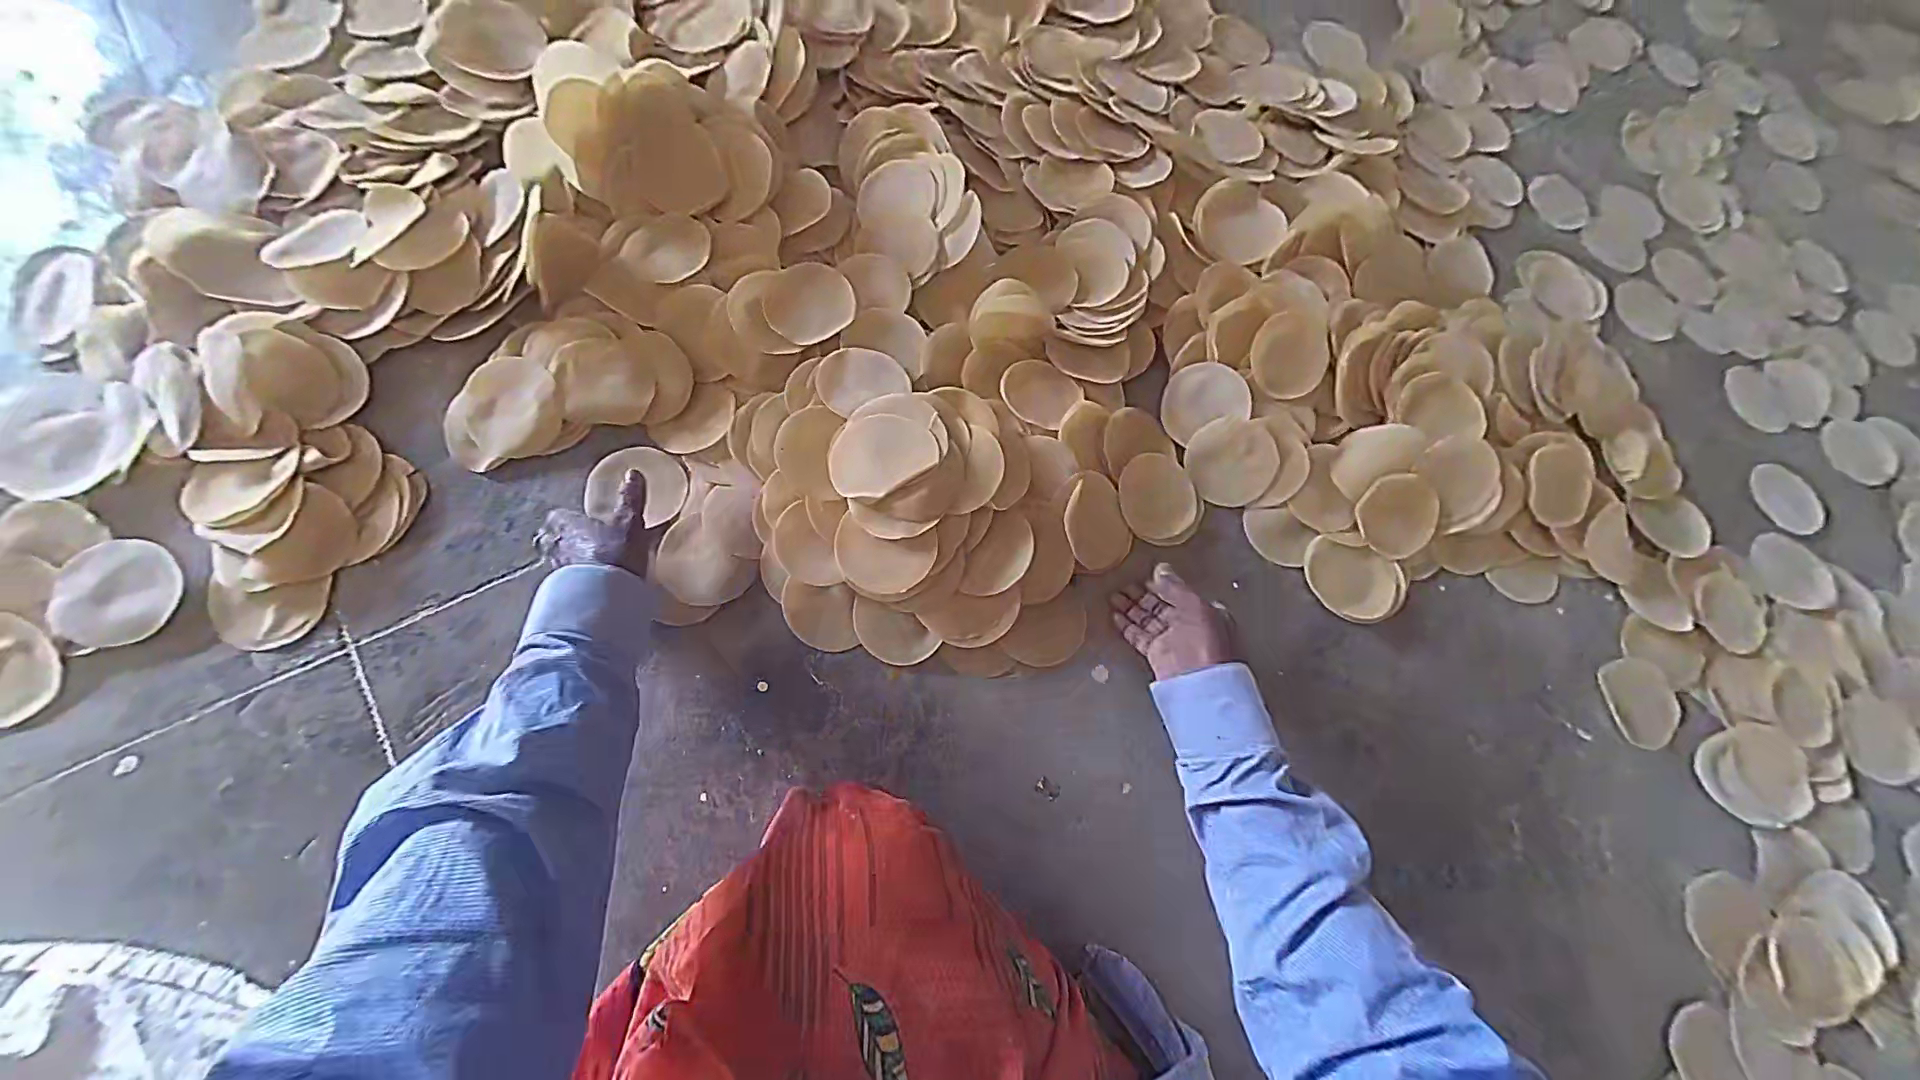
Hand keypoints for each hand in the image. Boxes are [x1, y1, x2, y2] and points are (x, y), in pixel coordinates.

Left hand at [536, 470, 660, 578]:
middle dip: (566, 540)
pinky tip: (593, 584)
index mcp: (565, 523)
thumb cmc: (614, 551)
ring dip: (571, 561)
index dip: (569, 518)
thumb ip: (629, 499)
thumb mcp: (628, 521)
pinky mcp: (563, 590)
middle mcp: (554, 544)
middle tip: (585, 544)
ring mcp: (556, 569)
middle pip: (553, 538)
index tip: (581, 521)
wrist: (605, 593)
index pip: (558, 516)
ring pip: (559, 559)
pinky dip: (578, 580)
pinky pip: (568, 580)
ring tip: (591, 566)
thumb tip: (632, 473)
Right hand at [1110, 563, 1235, 680]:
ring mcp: (1171, 640)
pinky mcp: (1156, 654)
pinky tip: (1115, 615)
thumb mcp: (1195, 605)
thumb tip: (1160, 568)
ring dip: (1130, 608)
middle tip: (1122, 584)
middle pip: (1160, 606)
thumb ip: (1176, 587)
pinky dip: (1127, 626)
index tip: (1145, 577)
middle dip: (1141, 595)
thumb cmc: (1204, 640)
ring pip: (1147, 620)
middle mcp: (1187, 625)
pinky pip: (1139, 636)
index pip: (1180, 594)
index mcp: (1203, 612)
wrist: (1199, 682)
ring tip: (1113, 596)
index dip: (1162, 586)